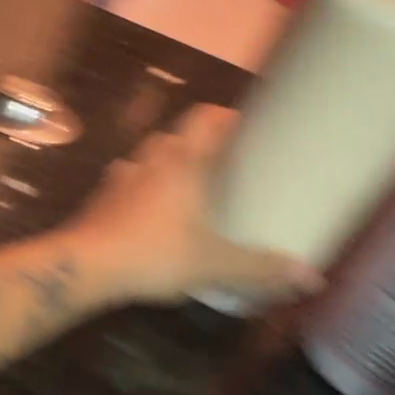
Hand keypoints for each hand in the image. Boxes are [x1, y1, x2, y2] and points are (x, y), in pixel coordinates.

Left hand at [58, 103, 322, 304]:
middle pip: (172, 136)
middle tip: (216, 166)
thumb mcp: (213, 264)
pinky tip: (142, 220)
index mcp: (182, 160)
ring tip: (180, 193)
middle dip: (193, 146)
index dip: (224, 117)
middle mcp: (147, 161)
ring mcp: (115, 181)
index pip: (204, 117)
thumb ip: (259, 268)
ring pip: (142, 162)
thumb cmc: (153, 255)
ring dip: (159, 170)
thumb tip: (312, 278)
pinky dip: (133, 197)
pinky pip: (119, 190)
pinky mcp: (93, 204)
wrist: (83, 267)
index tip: (241, 129)